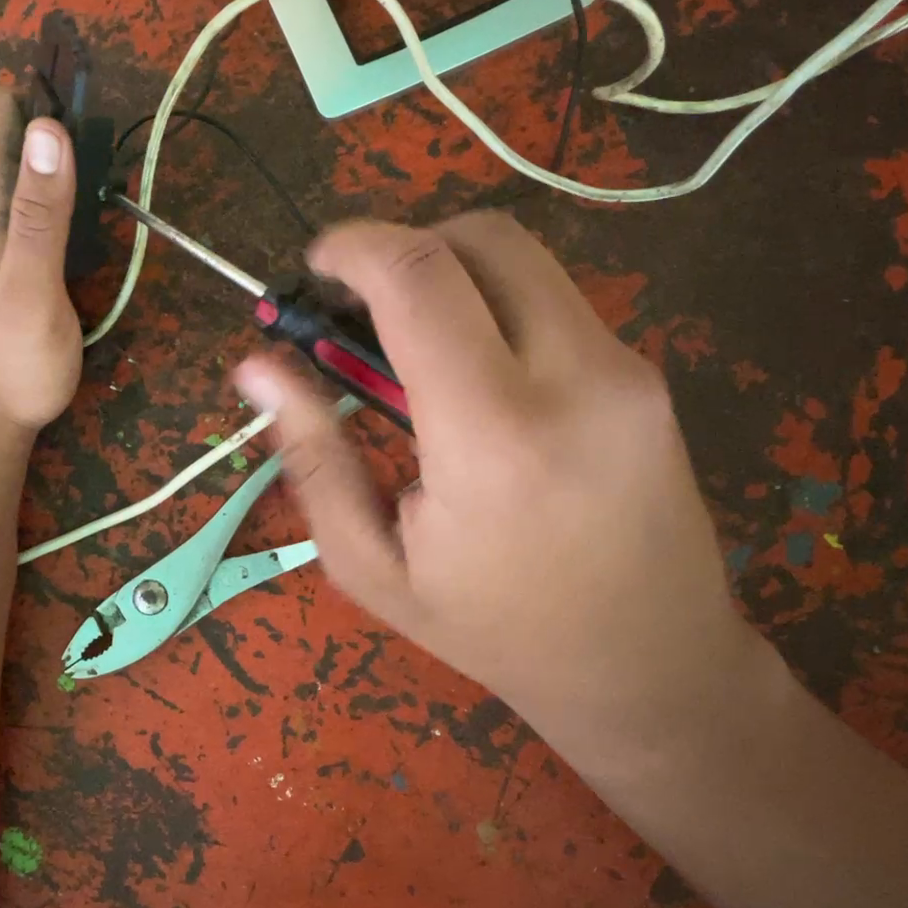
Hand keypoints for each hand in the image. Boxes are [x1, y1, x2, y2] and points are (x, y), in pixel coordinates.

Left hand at [0, 88, 82, 438]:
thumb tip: (46, 129)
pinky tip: (60, 203)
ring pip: (6, 178)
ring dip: (40, 156)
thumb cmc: (13, 359)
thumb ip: (40, 211)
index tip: (69, 70)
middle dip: (38, 122)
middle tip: (86, 106)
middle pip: (1, 148)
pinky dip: (37, 192)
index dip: (30, 94)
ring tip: (79, 143)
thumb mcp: (32, 283)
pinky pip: (11, 208)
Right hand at [235, 213, 760, 737]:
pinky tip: (468, 376)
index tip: (315, 265)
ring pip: (524, 259)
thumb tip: (256, 369)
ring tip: (405, 346)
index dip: (354, 247)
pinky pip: (553, 300)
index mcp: (490, 435)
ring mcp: (626, 370)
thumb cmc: (491, 628)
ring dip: (448, 274)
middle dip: (403, 246)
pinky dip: (492, 306)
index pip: (419, 278)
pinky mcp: (646, 376)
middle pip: (482, 238)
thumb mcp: (370, 563)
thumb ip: (313, 456)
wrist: (652, 669)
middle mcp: (574, 378)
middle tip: (356, 305)